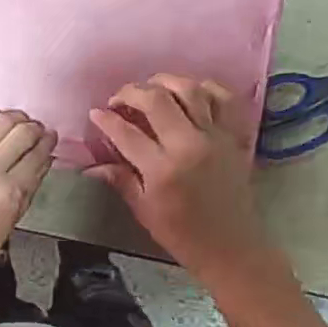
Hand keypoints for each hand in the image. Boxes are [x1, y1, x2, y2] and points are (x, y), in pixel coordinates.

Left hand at [0, 109, 57, 266]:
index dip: (49, 140)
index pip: (37, 154)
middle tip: (38, 131)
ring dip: (16, 118)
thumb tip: (47, 154)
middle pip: (21, 132)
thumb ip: (35, 181)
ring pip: (0, 121)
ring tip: (20, 123)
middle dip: (36, 127)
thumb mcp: (19, 212)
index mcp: (10, 190)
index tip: (51, 136)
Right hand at [86, 74, 266, 275]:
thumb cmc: (180, 233)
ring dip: (166, 81)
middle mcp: (189, 145)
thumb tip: (92, 166)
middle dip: (132, 92)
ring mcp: (216, 137)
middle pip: (157, 101)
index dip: (106, 120)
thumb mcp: (143, 210)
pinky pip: (225, 99)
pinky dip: (207, 88)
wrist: (230, 245)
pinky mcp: (236, 136)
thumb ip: (120, 180)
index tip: (95, 114)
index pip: (126, 133)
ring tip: (150, 87)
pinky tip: (191, 90)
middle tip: (118, 98)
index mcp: (161, 169)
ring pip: (191, 90)